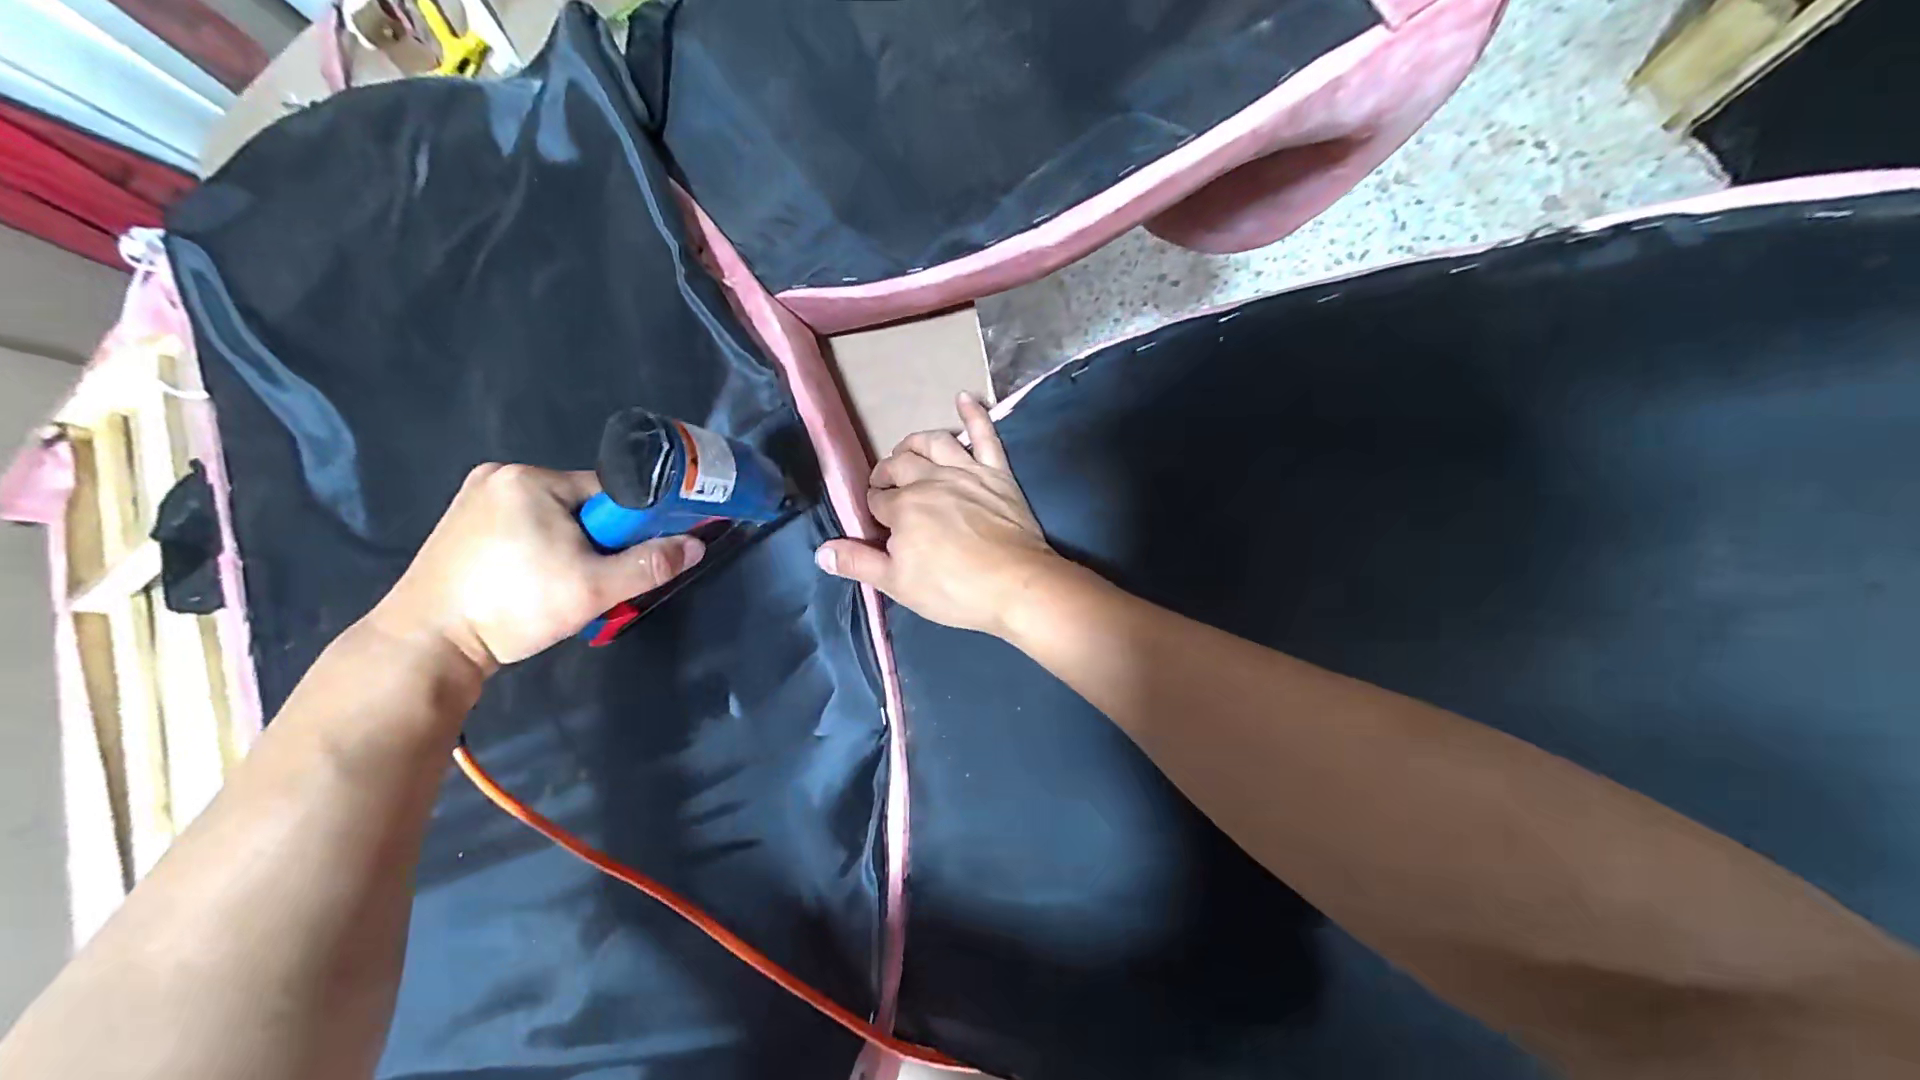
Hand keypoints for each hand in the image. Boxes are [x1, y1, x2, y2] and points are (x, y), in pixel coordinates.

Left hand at [367, 464, 705, 673]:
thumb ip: (650, 564)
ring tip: (557, 586)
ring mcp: (475, 499)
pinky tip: (532, 581)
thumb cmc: (514, 606)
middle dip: (597, 541)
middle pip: (582, 505)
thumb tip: (697, 545)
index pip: (608, 493)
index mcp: (530, 479)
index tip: (628, 559)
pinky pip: (525, 528)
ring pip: (555, 519)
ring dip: (570, 548)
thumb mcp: (595, 588)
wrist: (427, 645)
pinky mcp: (462, 524)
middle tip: (590, 580)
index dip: (628, 527)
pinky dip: (540, 551)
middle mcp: (500, 476)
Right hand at [816, 393, 1067, 636]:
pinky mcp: (997, 473)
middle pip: (900, 466)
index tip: (879, 522)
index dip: (874, 509)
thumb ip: (858, 563)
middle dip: (886, 473)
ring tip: (906, 450)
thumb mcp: (897, 584)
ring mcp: (966, 472)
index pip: (877, 500)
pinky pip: (985, 436)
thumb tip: (821, 551)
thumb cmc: (954, 590)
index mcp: (903, 507)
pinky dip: (974, 415)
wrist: (1015, 586)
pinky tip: (964, 398)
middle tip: (885, 485)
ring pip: (934, 443)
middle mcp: (931, 480)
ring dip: (915, 443)